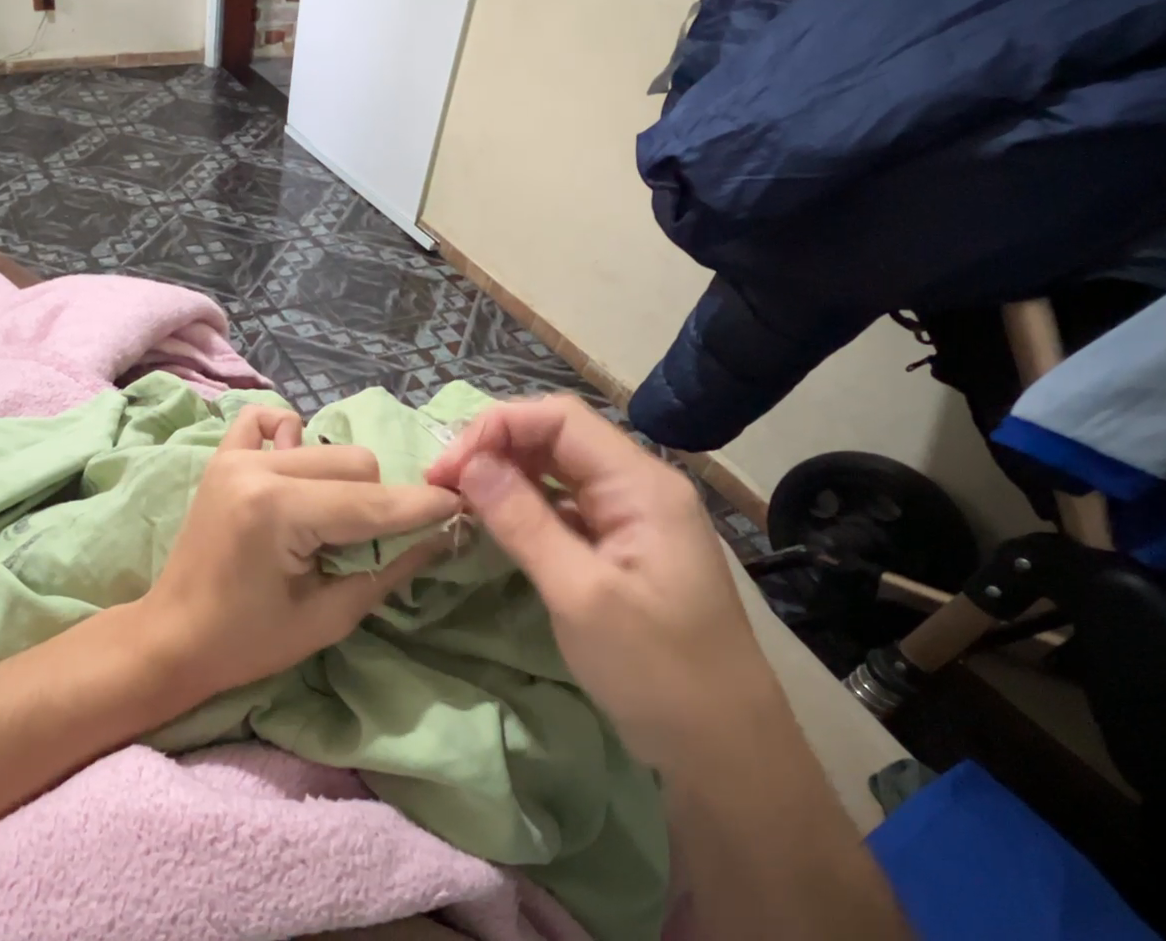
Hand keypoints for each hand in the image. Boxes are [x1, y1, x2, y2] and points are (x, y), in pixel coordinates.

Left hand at [138, 405, 461, 697]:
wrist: (173, 637)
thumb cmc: (248, 641)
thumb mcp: (329, 617)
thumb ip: (388, 568)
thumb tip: (443, 536)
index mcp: (279, 511)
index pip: (371, 503)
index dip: (423, 508)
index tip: (463, 507)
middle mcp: (258, 468)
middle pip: (356, 464)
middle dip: (380, 503)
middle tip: (371, 544)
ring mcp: (235, 457)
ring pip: (325, 446)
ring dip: (344, 480)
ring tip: (330, 522)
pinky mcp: (222, 458)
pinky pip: (266, 421)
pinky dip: (292, 437)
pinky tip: (297, 466)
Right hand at [425, 395, 777, 767]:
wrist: (724, 746)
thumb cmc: (657, 670)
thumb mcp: (580, 595)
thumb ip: (523, 522)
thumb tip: (468, 464)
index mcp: (641, 485)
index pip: (559, 419)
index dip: (495, 429)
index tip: (445, 470)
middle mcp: (639, 488)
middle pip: (557, 437)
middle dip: (494, 449)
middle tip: (441, 485)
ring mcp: (631, 519)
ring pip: (557, 471)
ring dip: (504, 476)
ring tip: (456, 500)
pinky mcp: (620, 549)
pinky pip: (564, 508)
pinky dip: (523, 508)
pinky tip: (492, 525)